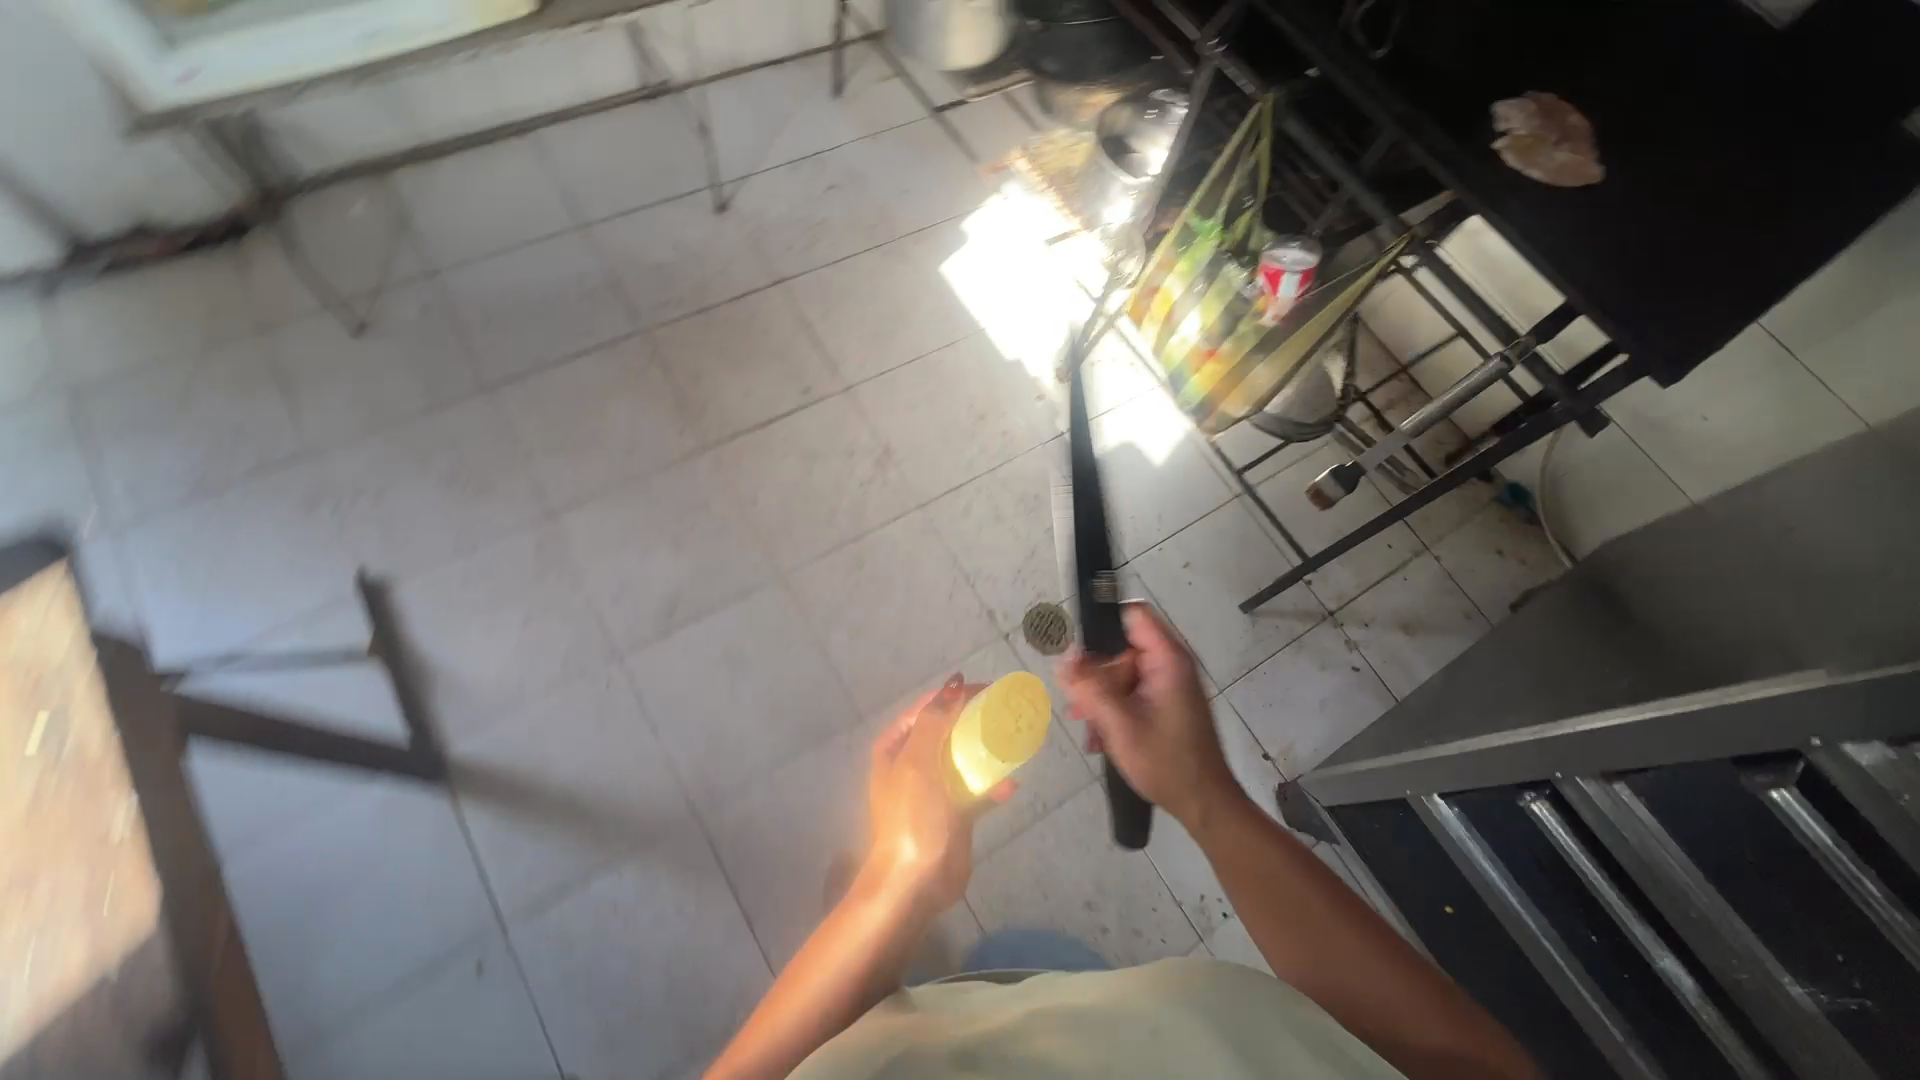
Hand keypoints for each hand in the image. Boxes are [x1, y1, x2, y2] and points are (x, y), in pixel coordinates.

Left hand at [863, 676, 1011, 917]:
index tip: (988, 689)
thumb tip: (955, 683)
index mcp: (896, 748)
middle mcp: (912, 764)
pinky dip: (992, 786)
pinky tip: (1010, 786)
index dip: (955, 695)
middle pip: (948, 731)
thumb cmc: (912, 815)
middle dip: (976, 721)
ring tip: (1016, 742)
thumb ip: (935, 720)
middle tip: (1008, 712)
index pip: (927, 707)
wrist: (914, 882)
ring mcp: (934, 789)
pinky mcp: (954, 813)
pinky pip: (976, 790)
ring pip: (965, 758)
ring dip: (988, 751)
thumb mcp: (918, 761)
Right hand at [1061, 602, 1238, 827]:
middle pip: (1121, 649)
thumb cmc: (1166, 763)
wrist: (1203, 803)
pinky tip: (1103, 737)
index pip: (1133, 615)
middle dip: (1096, 675)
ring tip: (1089, 726)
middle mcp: (1170, 665)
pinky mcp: (1166, 703)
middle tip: (1078, 705)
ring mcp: (1169, 685)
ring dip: (1101, 697)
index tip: (1078, 651)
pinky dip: (1114, 709)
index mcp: (1167, 660)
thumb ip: (1091, 688)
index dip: (1103, 624)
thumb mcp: (1119, 725)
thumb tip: (1065, 659)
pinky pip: (1131, 693)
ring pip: (1122, 674)